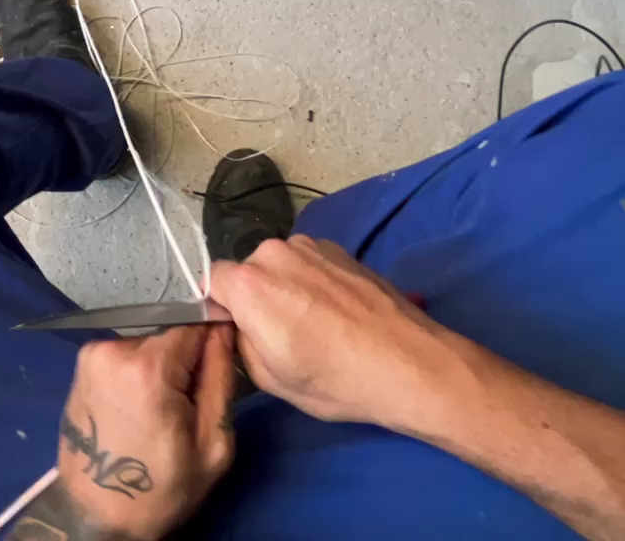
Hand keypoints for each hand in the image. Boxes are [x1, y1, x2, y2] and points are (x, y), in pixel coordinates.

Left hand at [45, 324, 236, 540]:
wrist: (96, 514)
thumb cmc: (161, 488)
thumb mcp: (211, 444)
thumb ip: (220, 378)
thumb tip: (224, 328)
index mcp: (148, 368)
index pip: (193, 325)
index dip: (209, 343)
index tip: (213, 370)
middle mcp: (115, 349)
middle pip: (167, 335)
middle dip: (182, 361)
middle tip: (184, 405)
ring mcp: (93, 353)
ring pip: (146, 342)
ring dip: (158, 366)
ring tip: (157, 410)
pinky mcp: (82, 361)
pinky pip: (124, 353)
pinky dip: (136, 371)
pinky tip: (135, 406)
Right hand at [206, 235, 469, 435]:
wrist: (412, 364)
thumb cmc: (337, 379)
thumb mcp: (271, 379)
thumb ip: (240, 342)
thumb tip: (239, 325)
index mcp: (248, 285)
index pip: (211, 281)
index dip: (222, 307)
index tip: (241, 330)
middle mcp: (272, 253)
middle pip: (247, 271)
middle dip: (255, 296)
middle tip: (282, 332)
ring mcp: (307, 245)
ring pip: (278, 265)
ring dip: (285, 286)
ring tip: (317, 321)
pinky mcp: (337, 247)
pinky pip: (307, 261)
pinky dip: (312, 280)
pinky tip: (338, 309)